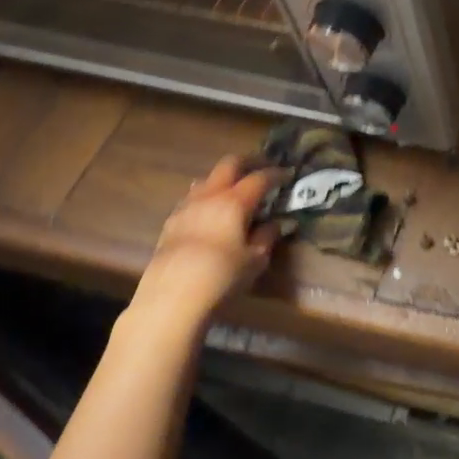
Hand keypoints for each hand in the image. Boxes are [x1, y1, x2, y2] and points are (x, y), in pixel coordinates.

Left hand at [133, 156, 282, 325]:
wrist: (171, 297)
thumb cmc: (222, 276)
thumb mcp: (255, 259)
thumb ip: (267, 236)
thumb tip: (275, 223)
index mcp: (234, 201)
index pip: (260, 178)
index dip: (276, 174)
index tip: (288, 175)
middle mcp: (209, 196)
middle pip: (229, 164)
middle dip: (248, 162)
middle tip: (262, 168)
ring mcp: (186, 207)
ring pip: (207, 179)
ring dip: (224, 179)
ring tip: (235, 191)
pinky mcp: (171, 222)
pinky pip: (192, 198)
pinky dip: (207, 197)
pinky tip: (211, 213)